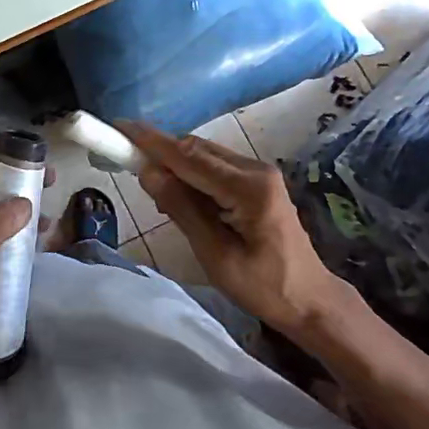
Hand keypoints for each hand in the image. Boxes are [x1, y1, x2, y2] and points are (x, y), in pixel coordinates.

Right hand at [122, 122, 342, 332]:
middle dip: (159, 153)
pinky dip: (189, 176)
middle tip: (128, 168)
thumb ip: (182, 209)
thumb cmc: (263, 287)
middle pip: (194, 149)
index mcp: (249, 188)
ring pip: (202, 155)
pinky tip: (182, 200)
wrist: (310, 302)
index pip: (188, 156)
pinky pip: (212, 168)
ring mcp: (259, 174)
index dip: (151, 141)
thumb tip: (148, 172)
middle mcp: (256, 170)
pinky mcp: (257, 182)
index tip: (118, 126)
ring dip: (174, 166)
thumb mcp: (215, 254)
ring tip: (158, 197)